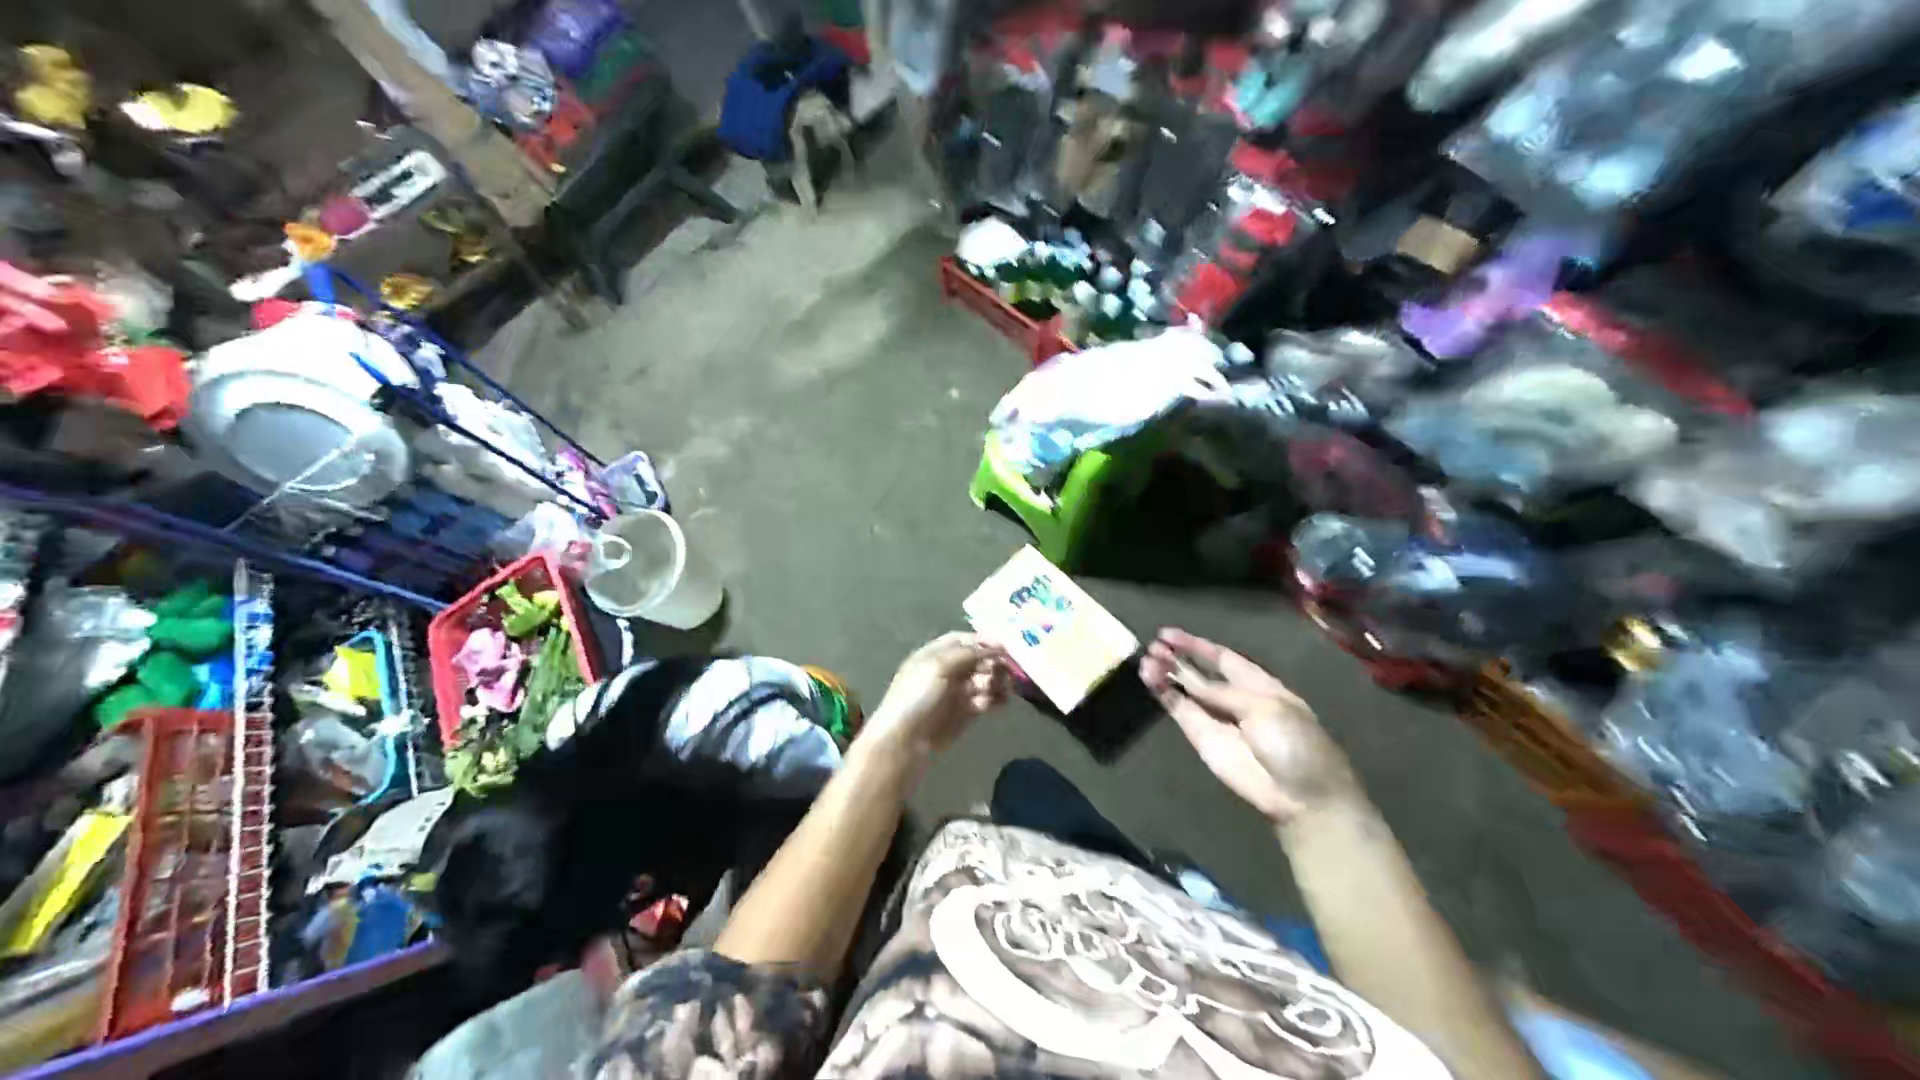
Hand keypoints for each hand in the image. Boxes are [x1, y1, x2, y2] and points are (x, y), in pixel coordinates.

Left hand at [862, 632, 1009, 760]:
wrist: (906, 740)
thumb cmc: (917, 697)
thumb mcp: (938, 666)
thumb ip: (968, 653)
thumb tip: (996, 647)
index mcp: (935, 654)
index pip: (963, 640)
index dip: (983, 642)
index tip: (1003, 648)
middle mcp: (948, 670)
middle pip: (978, 659)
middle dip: (992, 663)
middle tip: (1003, 672)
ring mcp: (957, 691)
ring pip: (985, 679)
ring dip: (996, 681)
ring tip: (999, 690)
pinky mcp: (966, 712)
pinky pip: (986, 700)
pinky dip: (995, 699)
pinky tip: (1000, 703)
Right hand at [1140, 628, 1357, 824]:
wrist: (1300, 797)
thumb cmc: (1296, 744)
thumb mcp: (1266, 708)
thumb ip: (1224, 693)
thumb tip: (1192, 683)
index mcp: (1259, 684)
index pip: (1223, 658)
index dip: (1197, 645)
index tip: (1168, 633)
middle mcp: (1234, 697)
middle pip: (1199, 672)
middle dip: (1177, 657)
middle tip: (1153, 645)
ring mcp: (1215, 718)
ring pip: (1184, 689)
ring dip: (1166, 673)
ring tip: (1146, 660)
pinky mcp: (1201, 738)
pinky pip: (1179, 710)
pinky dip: (1163, 694)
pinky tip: (1149, 677)